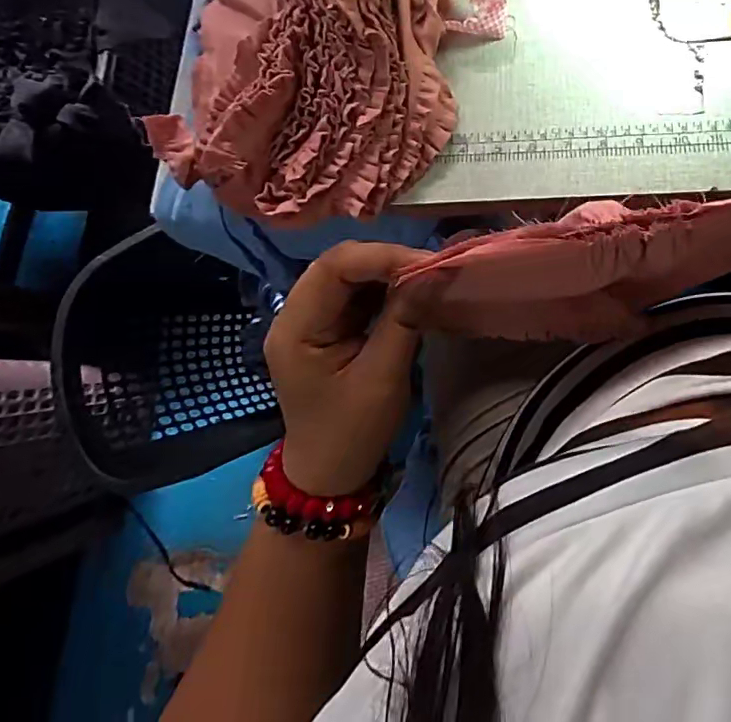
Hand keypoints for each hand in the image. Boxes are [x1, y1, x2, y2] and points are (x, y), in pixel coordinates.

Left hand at [264, 241, 429, 494]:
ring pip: (351, 273)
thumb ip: (405, 319)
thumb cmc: (352, 432)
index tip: (428, 264)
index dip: (382, 256)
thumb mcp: (383, 377)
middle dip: (388, 260)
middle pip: (340, 264)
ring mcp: (311, 319)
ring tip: (428, 277)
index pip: (334, 267)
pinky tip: (412, 290)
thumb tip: (434, 273)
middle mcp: (295, 314)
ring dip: (390, 271)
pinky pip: (358, 292)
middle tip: (433, 268)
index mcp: (296, 328)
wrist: (330, 474)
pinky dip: (387, 287)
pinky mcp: (330, 325)